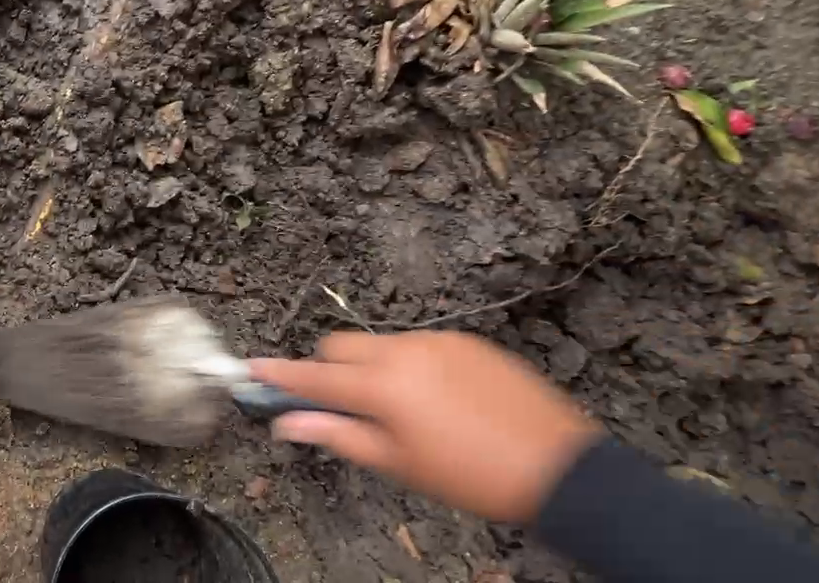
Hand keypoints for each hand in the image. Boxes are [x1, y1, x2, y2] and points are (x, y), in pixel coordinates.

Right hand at [250, 331, 601, 523]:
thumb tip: (286, 425)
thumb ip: (336, 435)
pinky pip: (420, 345)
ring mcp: (436, 342)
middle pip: (340, 346)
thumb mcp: (398, 464)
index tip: (252, 367)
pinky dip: (415, 366)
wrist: (566, 473)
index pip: (313, 374)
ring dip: (376, 368)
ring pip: (379, 344)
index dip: (279, 373)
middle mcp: (402, 351)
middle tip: (350, 403)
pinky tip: (442, 399)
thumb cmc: (475, 477)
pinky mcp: (466, 341)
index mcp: (382, 386)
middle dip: (334, 369)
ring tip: (409, 409)